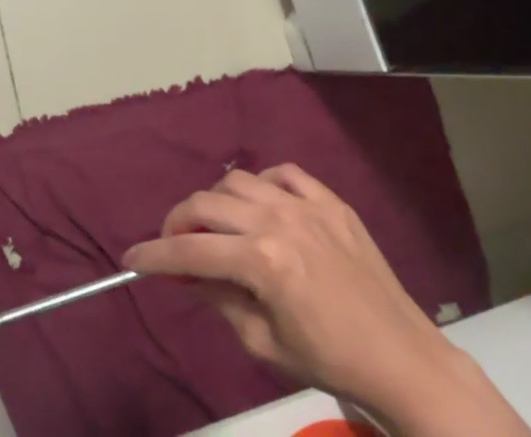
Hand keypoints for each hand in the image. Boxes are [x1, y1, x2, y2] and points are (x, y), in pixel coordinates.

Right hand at [122, 165, 530, 436]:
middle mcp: (280, 221)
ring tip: (215, 227)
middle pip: (207, 203)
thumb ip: (216, 297)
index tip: (131, 260)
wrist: (399, 355)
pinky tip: (261, 206)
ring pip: (239, 182)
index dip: (154, 256)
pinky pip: (285, 173)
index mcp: (263, 261)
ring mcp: (309, 205)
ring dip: (216, 202)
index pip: (190, 251)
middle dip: (178, 223)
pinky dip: (262, 184)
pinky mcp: (333, 202)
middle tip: (173, 247)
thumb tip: (181, 275)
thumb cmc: (327, 358)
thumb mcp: (261, 340)